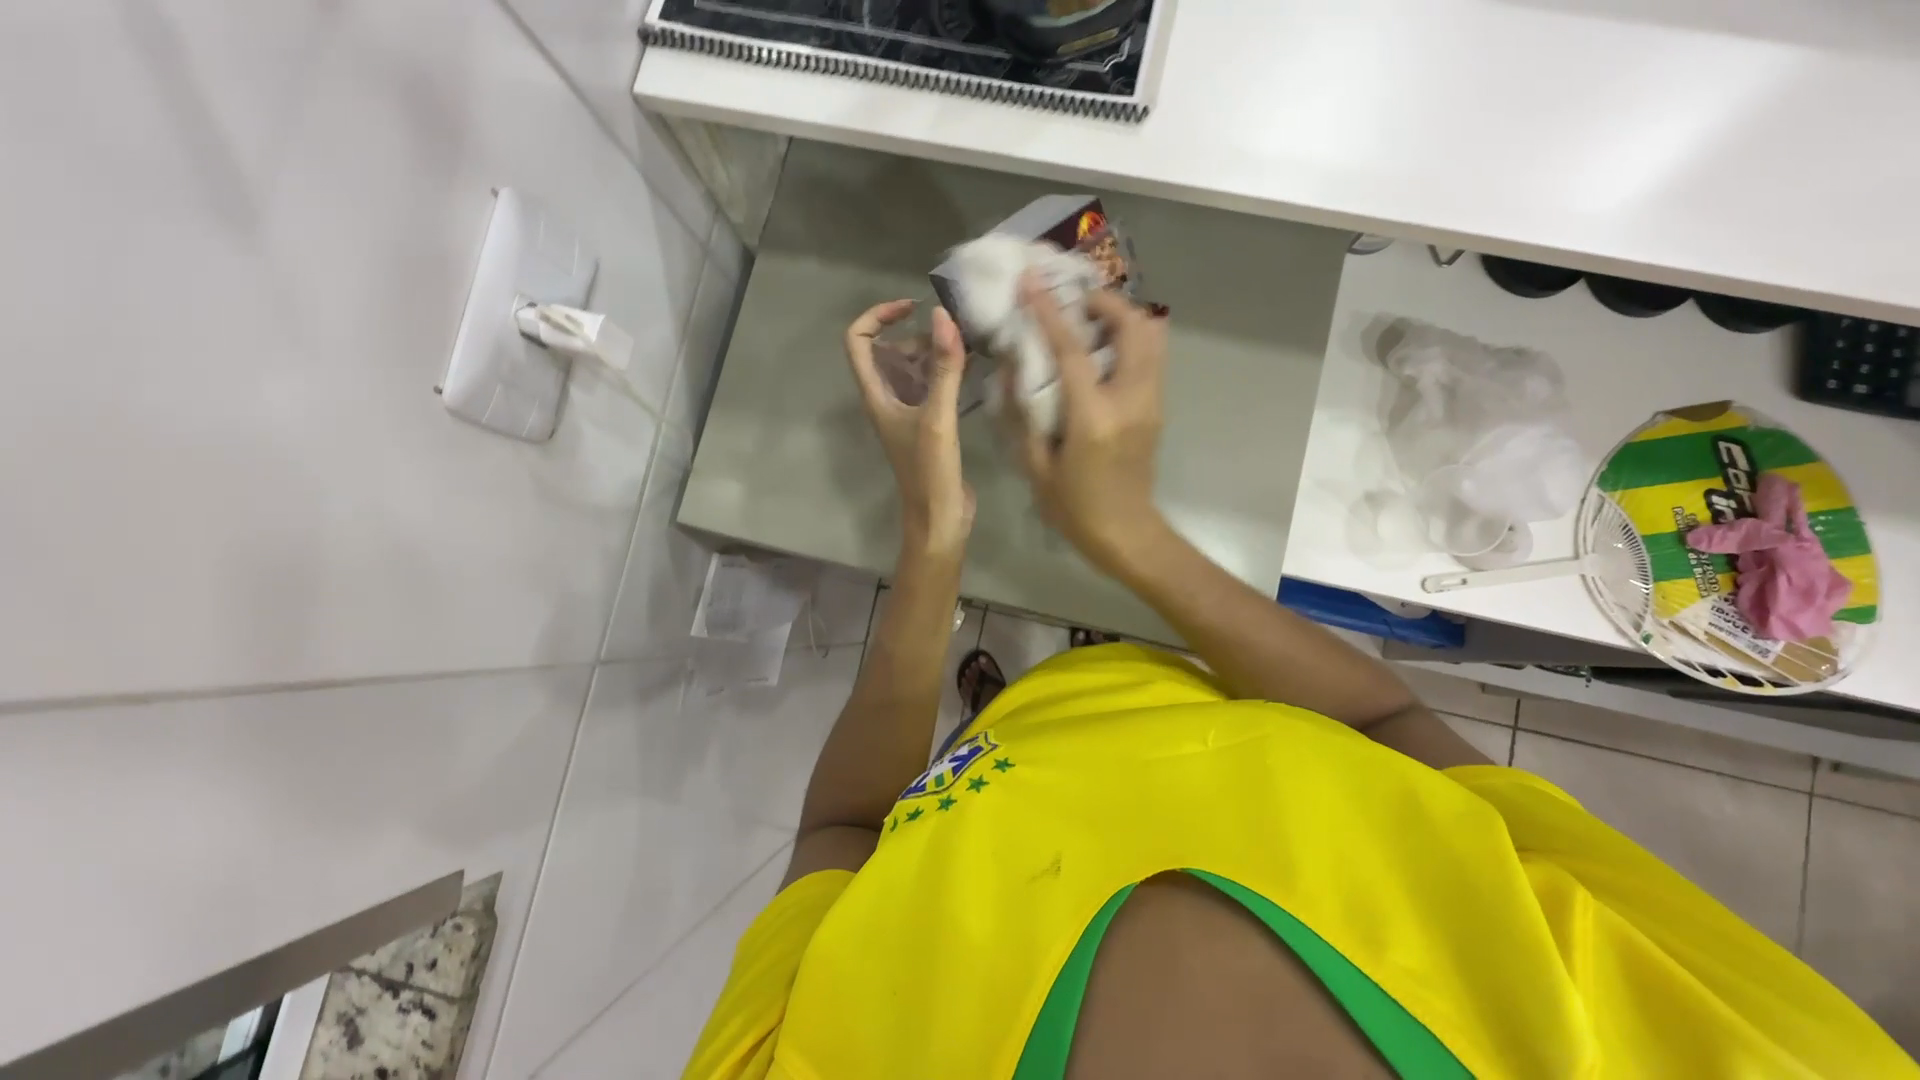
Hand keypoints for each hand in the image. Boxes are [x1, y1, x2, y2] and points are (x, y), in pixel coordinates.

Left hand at [844, 300, 975, 559]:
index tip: (912, 308)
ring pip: (916, 368)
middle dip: (919, 335)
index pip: (858, 341)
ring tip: (973, 342)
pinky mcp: (930, 424)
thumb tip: (943, 316)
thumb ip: (943, 368)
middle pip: (891, 351)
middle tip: (957, 330)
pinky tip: (977, 366)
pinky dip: (950, 372)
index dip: (878, 316)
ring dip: (938, 353)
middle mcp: (888, 398)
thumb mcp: (938, 417)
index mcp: (876, 395)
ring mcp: (909, 411)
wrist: (939, 519)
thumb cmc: (929, 472)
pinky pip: (934, 386)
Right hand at [1005, 280, 1169, 571]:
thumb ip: (1022, 413)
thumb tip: (1010, 364)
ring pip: (1151, 336)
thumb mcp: (1036, 466)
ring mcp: (1150, 402)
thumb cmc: (1074, 508)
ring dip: (1121, 316)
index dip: (1049, 309)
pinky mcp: (1156, 407)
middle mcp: (1131, 399)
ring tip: (1087, 319)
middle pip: (1133, 326)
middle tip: (1072, 300)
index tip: (1031, 279)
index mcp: (1095, 416)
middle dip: (1103, 301)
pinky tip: (1099, 347)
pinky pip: (1150, 355)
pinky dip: (1129, 337)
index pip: (1073, 348)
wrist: (1126, 534)